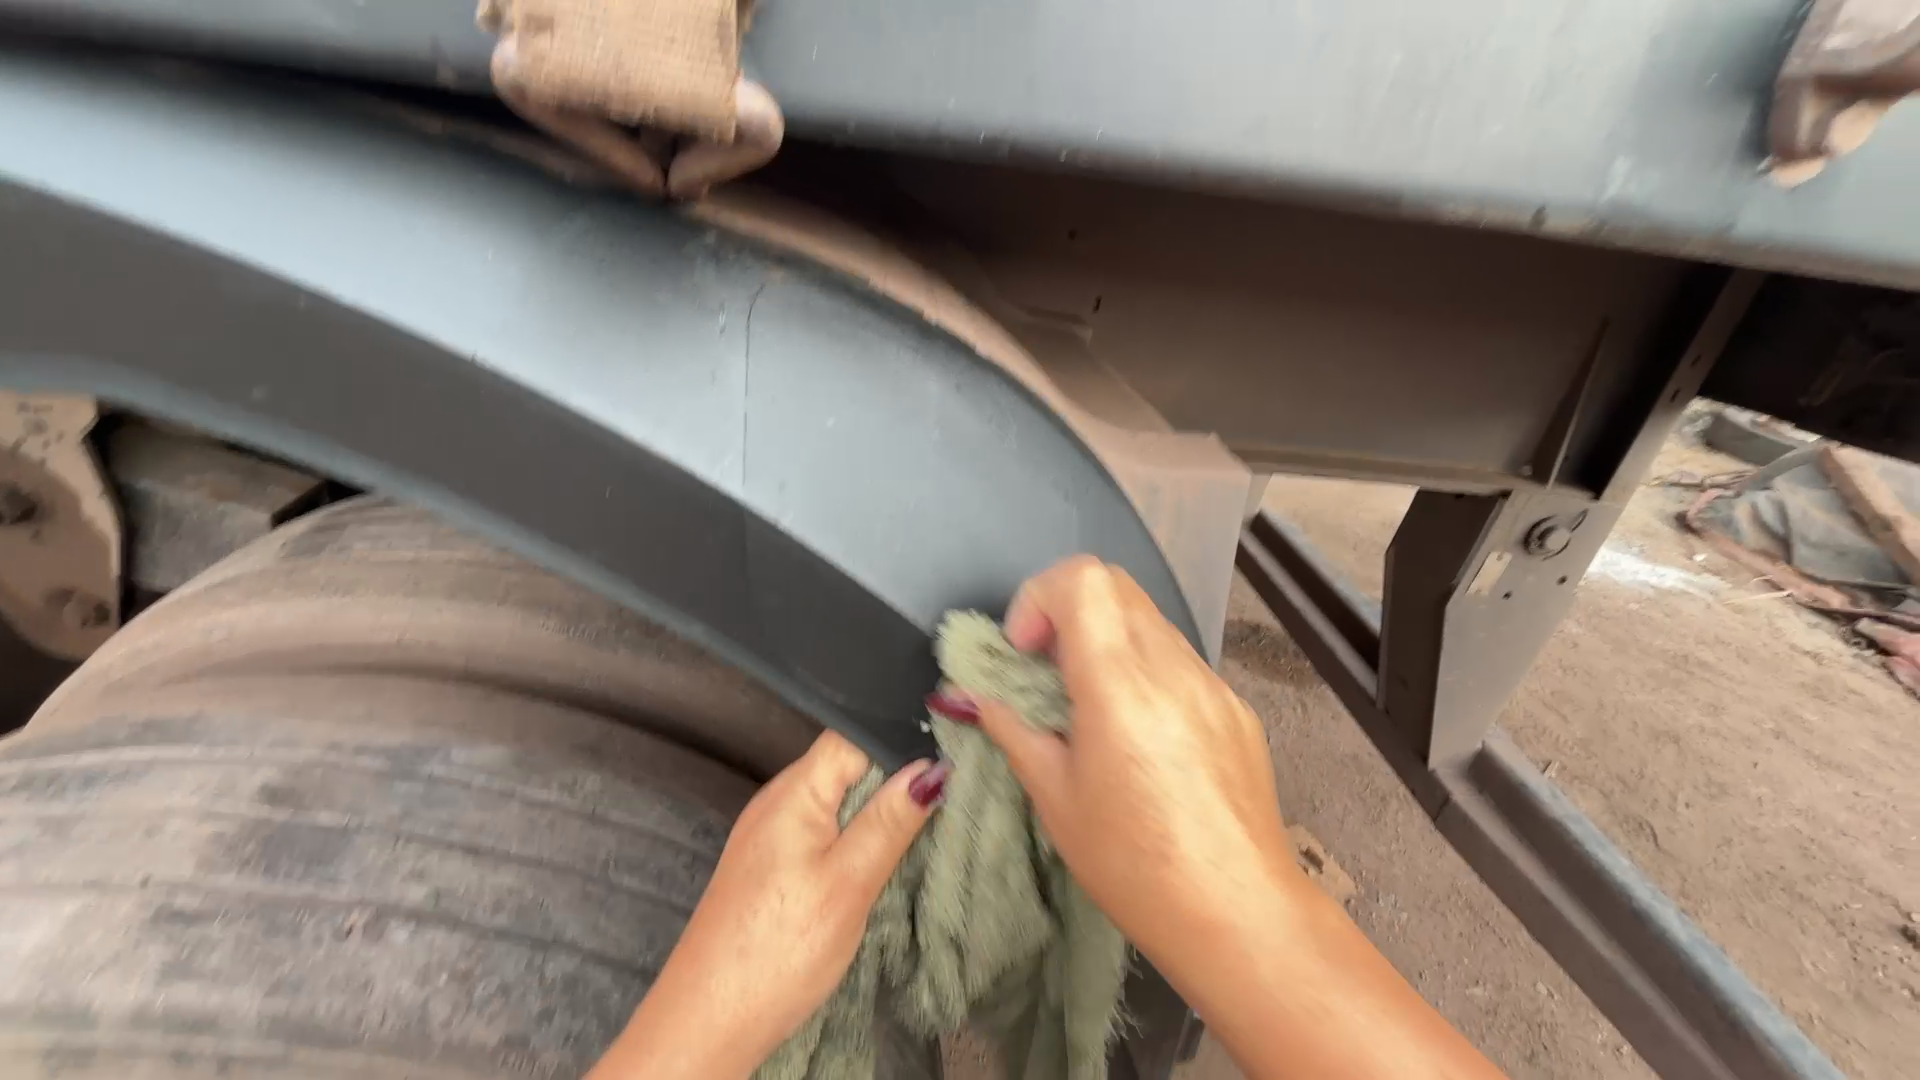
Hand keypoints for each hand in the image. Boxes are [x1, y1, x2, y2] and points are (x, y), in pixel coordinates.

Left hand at [589, 732, 946, 1079]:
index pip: (853, 734)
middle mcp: (777, 799)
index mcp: (794, 790)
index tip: (946, 756)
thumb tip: (933, 770)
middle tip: (943, 798)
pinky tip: (872, 859)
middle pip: (846, 763)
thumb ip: (890, 821)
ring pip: (836, 797)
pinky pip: (821, 826)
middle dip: (893, 775)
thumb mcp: (848, 883)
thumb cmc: (777, 951)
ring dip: (874, 808)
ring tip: (916, 829)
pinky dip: (851, 834)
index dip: (899, 738)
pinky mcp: (769, 862)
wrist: (707, 1024)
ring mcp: (770, 831)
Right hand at [934, 557, 1303, 974]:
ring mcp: (1211, 684)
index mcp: (1120, 685)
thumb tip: (972, 696)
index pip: (1083, 579)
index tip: (1025, 651)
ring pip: (1147, 618)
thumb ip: (1011, 729)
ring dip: (1104, 637)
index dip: (1039, 597)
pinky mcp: (1234, 706)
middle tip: (1046, 667)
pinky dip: (1142, 667)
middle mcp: (1171, 668)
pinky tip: (1137, 731)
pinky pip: (1178, 659)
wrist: (1239, 915)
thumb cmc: (1134, 864)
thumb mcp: (1055, 798)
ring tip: (1088, 702)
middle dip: (1066, 608)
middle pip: (1115, 583)